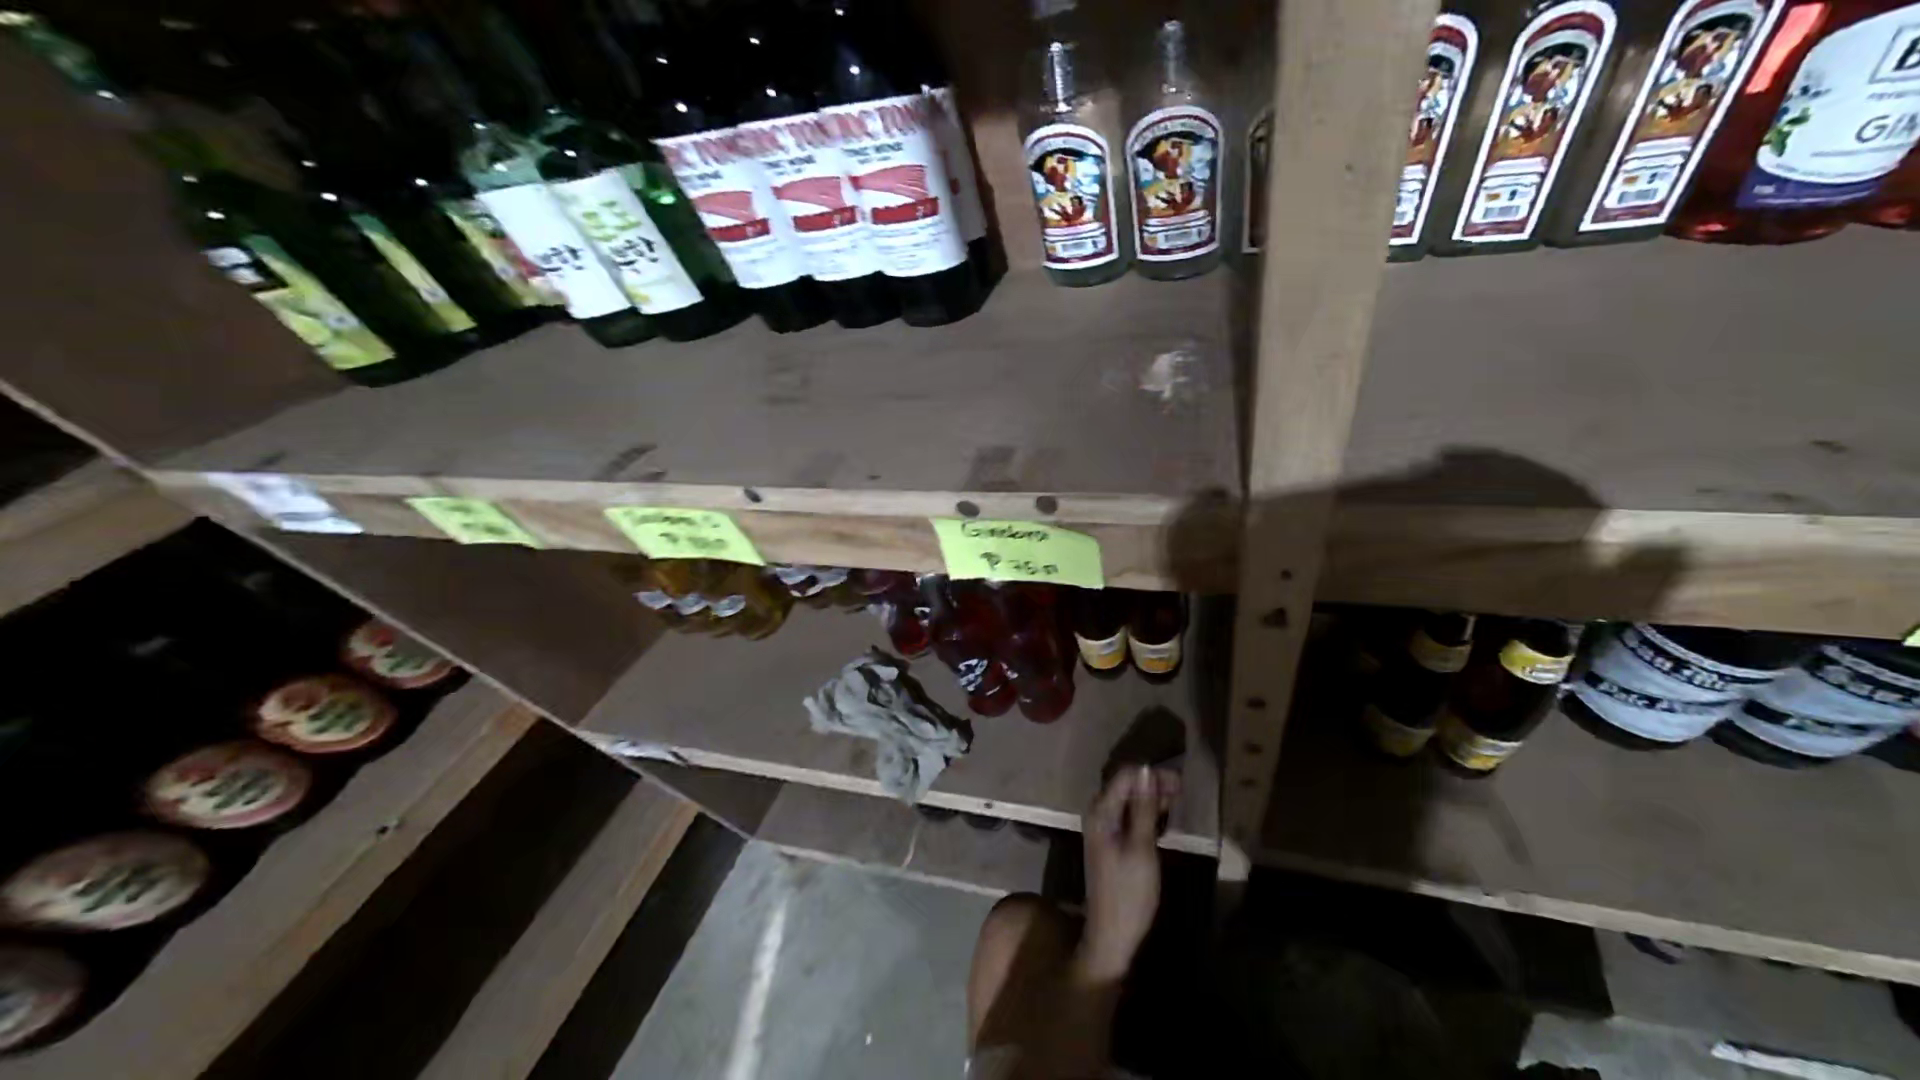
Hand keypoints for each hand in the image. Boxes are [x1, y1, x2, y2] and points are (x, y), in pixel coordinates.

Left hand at [1078, 765, 1179, 981]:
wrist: (1112, 933)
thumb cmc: (1130, 892)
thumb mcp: (1142, 847)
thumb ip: (1144, 808)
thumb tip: (1147, 771)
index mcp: (1100, 812)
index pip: (1125, 777)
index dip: (1151, 775)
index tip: (1180, 782)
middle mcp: (1097, 814)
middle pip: (1125, 786)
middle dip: (1153, 784)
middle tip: (1182, 790)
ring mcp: (1103, 828)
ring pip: (1128, 801)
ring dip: (1151, 798)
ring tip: (1178, 801)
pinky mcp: (1111, 841)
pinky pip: (1128, 816)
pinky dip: (1146, 813)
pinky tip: (1164, 818)